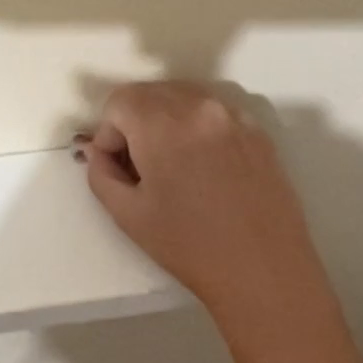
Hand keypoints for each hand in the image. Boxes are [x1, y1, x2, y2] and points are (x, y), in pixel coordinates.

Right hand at [80, 81, 325, 310]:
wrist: (263, 268)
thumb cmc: (189, 246)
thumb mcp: (128, 215)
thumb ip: (102, 173)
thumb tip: (98, 152)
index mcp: (163, 124)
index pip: (120, 101)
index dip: (110, 132)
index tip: (120, 166)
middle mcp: (200, 106)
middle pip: (153, 94)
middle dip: (137, 123)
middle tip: (142, 168)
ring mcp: (235, 116)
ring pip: (186, 100)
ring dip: (169, 122)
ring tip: (176, 169)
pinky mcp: (259, 132)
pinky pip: (216, 115)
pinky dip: (200, 130)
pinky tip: (207, 171)